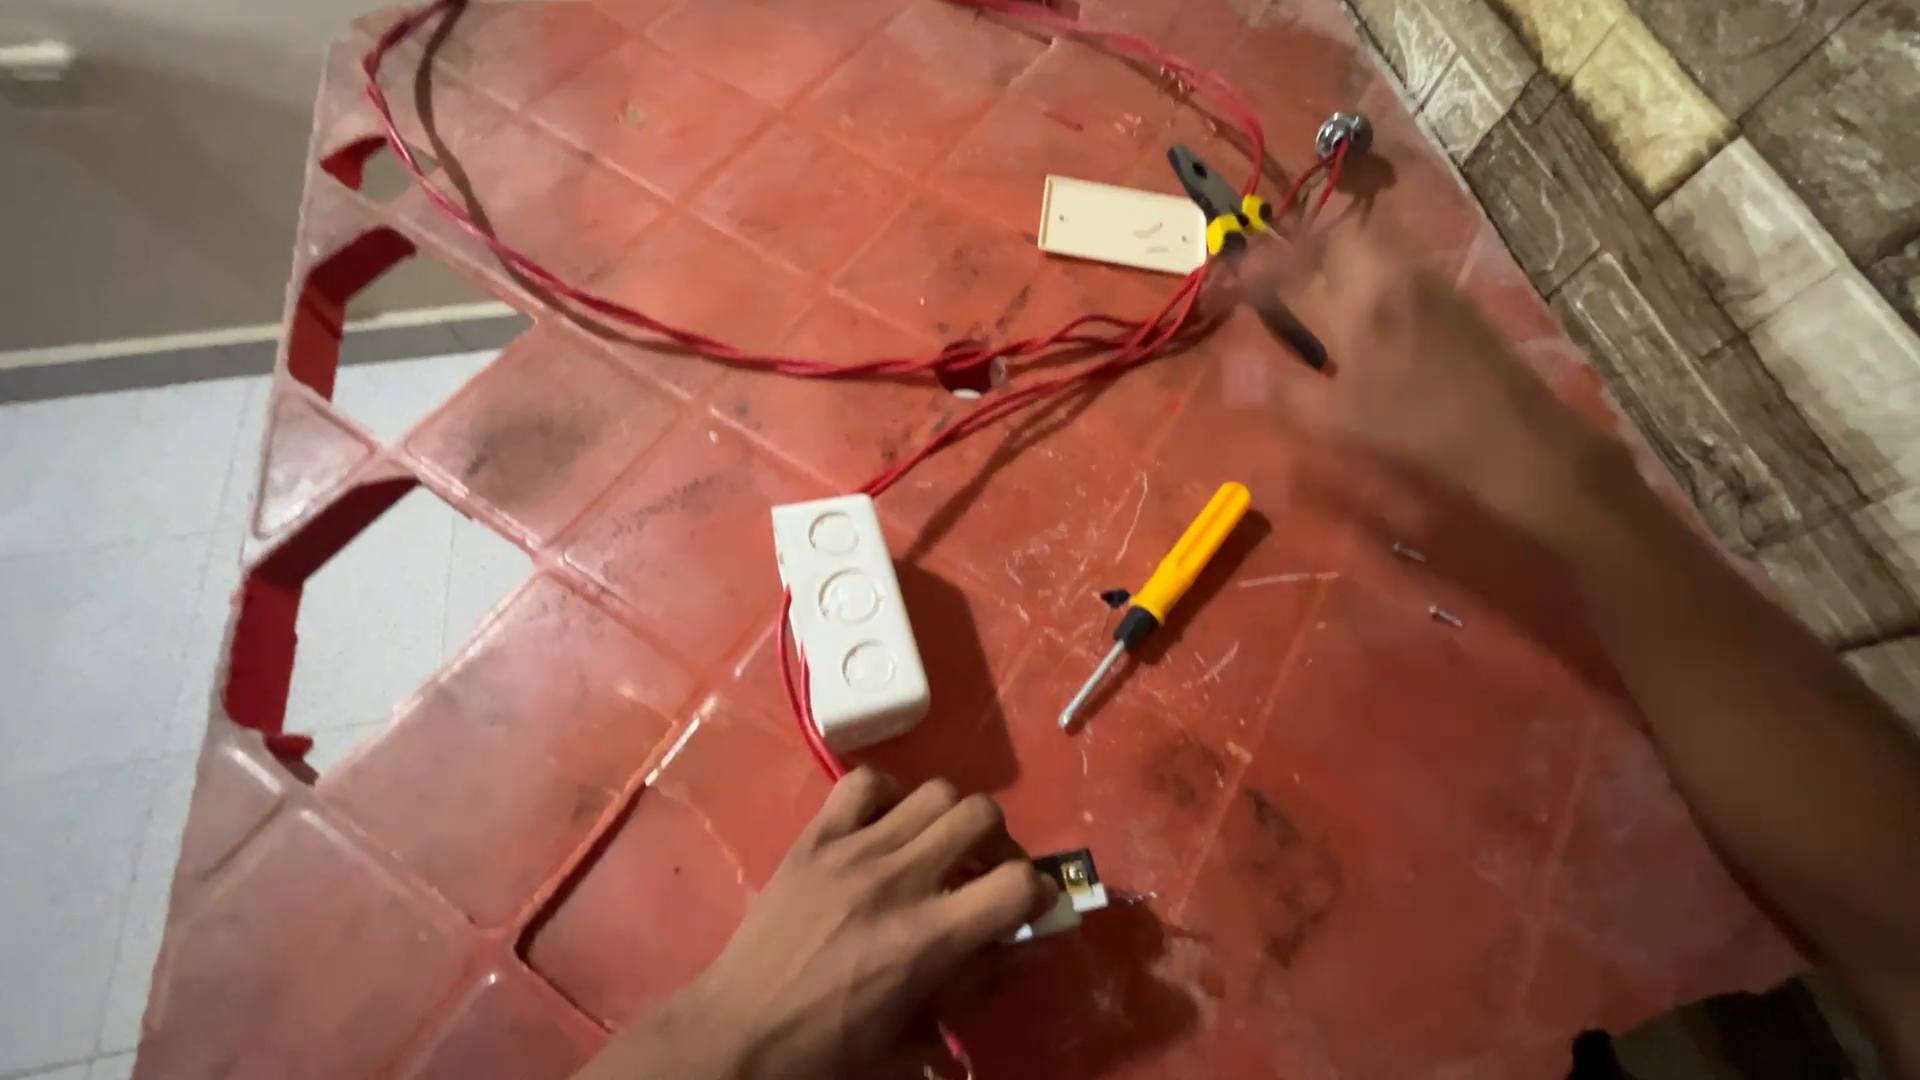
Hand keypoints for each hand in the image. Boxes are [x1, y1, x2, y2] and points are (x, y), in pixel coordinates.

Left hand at [578, 770, 1055, 1079]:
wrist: (736, 1035)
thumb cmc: (828, 1051)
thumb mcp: (914, 1035)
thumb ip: (974, 982)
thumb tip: (1019, 941)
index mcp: (925, 941)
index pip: (1016, 885)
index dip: (1039, 889)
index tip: (1030, 901)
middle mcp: (897, 881)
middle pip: (980, 814)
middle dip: (1000, 839)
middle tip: (987, 867)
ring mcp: (853, 849)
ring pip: (934, 791)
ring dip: (952, 816)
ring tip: (939, 844)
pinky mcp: (817, 836)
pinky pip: (865, 782)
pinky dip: (890, 794)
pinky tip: (887, 823)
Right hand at [1236, 229, 1624, 548]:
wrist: (1513, 438)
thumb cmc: (1413, 433)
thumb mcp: (1334, 422)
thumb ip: (1284, 389)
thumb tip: (1242, 369)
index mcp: (1354, 309)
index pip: (1289, 272)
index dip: (1252, 270)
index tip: (1227, 277)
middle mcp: (1389, 279)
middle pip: (1335, 235)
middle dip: (1298, 246)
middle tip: (1275, 276)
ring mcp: (1426, 281)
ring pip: (1369, 244)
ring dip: (1331, 254)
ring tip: (1309, 287)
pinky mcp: (1450, 295)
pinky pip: (1394, 263)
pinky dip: (1363, 269)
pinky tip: (1357, 305)